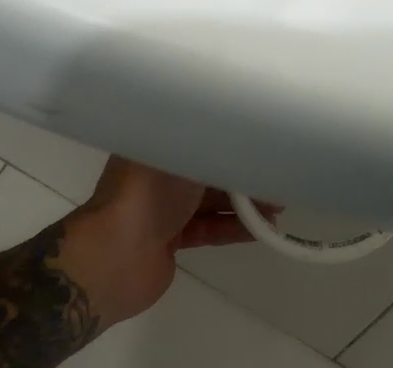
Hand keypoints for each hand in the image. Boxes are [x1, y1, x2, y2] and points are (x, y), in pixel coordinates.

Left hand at [58, 157, 271, 325]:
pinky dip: (234, 227)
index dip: (228, 138)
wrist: (115, 256)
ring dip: (243, 202)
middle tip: (274, 174)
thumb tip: (242, 136)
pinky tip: (261, 228)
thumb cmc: (146, 193)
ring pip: (211, 200)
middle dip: (240, 172)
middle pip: (207, 169)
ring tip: (277, 204)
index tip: (258, 139)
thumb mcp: (183, 156)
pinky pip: (209, 228)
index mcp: (156, 145)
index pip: (197, 135)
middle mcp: (159, 173)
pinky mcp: (172, 239)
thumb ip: (214, 148)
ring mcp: (164, 208)